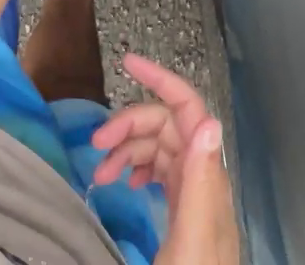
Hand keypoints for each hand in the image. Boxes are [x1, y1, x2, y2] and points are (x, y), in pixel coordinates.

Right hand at [92, 54, 240, 264]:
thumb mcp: (190, 241)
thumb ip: (198, 185)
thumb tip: (209, 122)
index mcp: (207, 179)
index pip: (189, 110)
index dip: (162, 80)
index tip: (127, 62)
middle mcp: (205, 182)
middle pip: (169, 127)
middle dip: (131, 124)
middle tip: (96, 146)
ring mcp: (195, 200)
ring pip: (162, 150)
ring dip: (129, 150)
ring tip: (101, 172)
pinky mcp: (184, 218)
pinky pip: (162, 175)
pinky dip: (138, 168)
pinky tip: (123, 182)